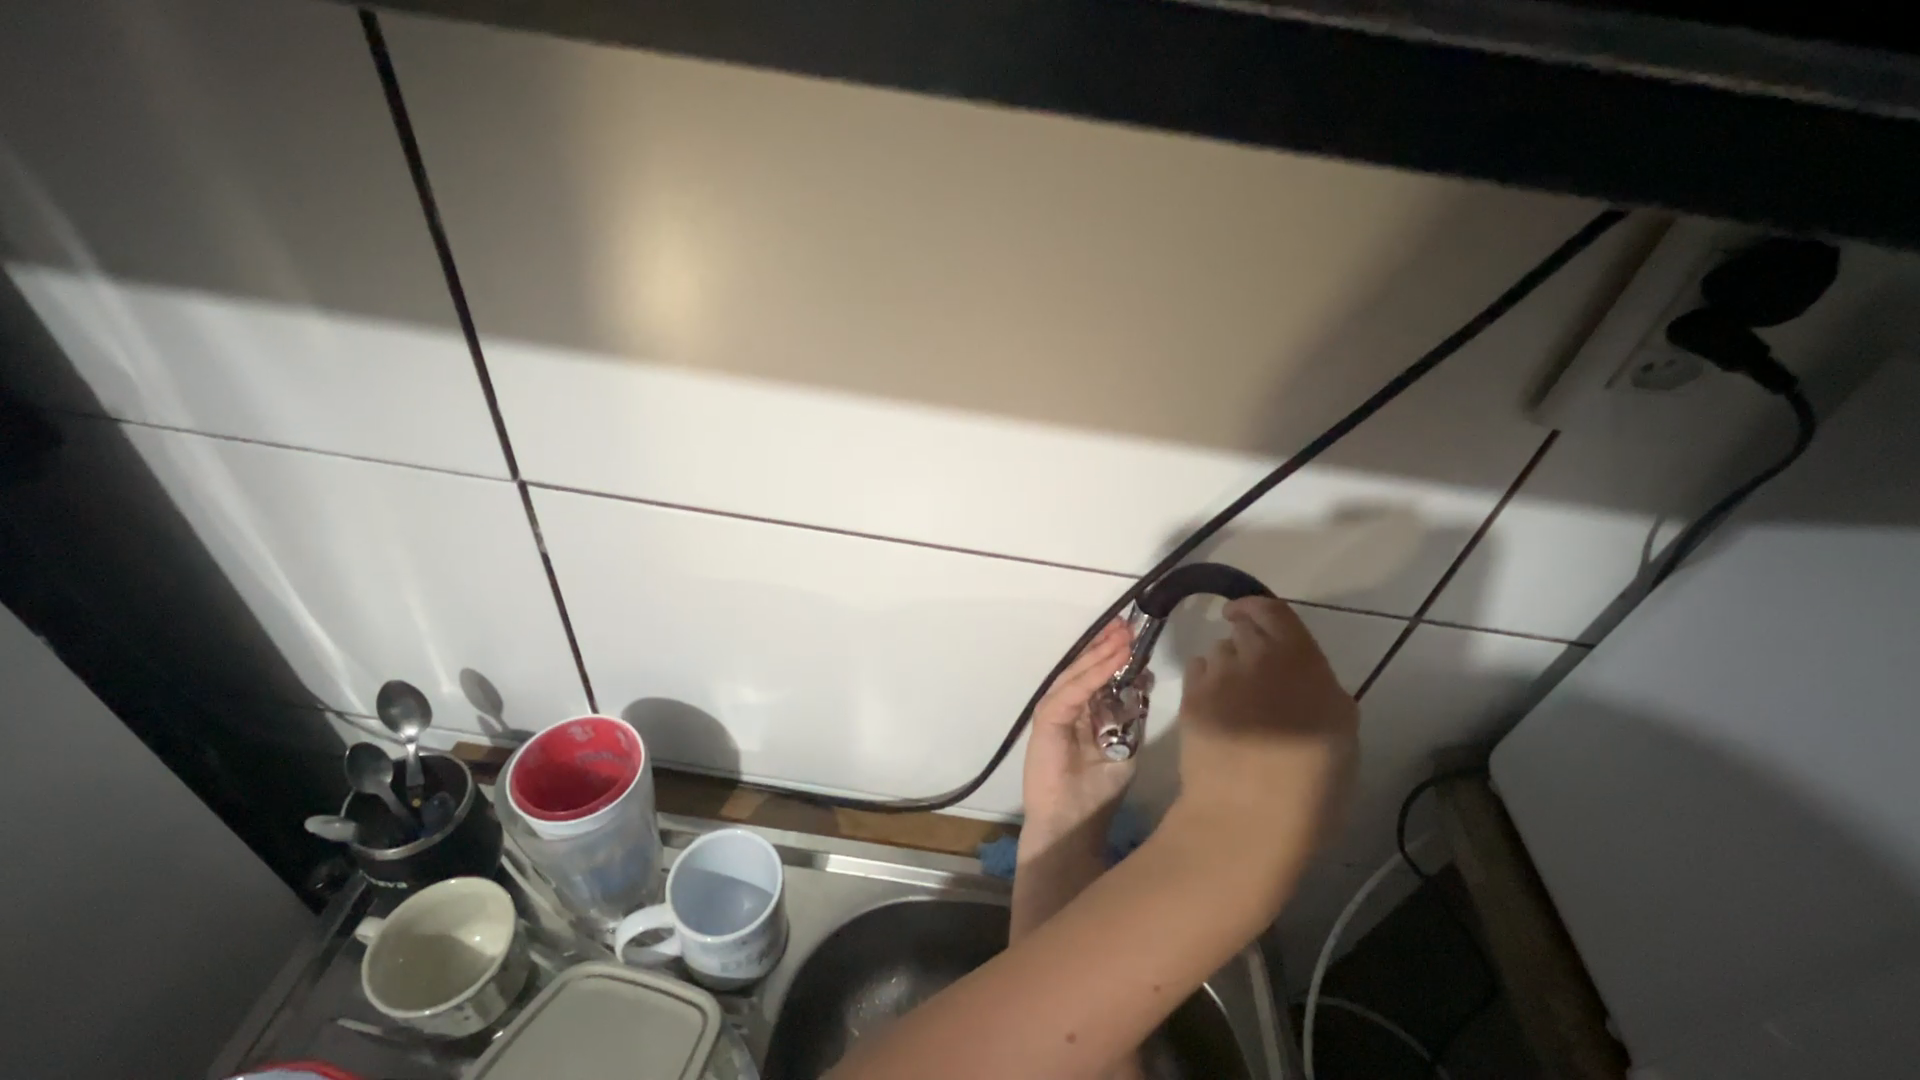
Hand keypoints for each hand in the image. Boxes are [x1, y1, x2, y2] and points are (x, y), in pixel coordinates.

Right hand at [1021, 619, 1136, 849]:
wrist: (1071, 826)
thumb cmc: (1098, 793)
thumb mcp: (1125, 748)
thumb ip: (1131, 717)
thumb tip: (1143, 680)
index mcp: (1083, 713)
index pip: (1097, 675)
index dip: (1113, 653)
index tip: (1134, 635)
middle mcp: (1067, 707)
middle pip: (1085, 668)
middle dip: (1106, 645)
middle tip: (1126, 625)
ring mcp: (1054, 713)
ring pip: (1076, 675)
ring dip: (1099, 654)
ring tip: (1120, 635)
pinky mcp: (1047, 722)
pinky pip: (1070, 693)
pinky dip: (1090, 675)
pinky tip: (1109, 661)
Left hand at [1168, 598, 1357, 877]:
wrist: (1247, 817)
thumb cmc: (1310, 784)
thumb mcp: (1342, 732)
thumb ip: (1322, 689)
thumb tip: (1303, 674)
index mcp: (1301, 661)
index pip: (1273, 610)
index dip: (1259, 609)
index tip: (1252, 616)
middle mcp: (1255, 658)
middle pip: (1243, 627)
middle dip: (1246, 638)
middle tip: (1255, 667)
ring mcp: (1218, 677)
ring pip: (1218, 652)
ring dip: (1227, 665)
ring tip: (1238, 698)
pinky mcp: (1191, 699)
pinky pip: (1198, 673)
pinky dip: (1207, 682)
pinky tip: (1218, 709)